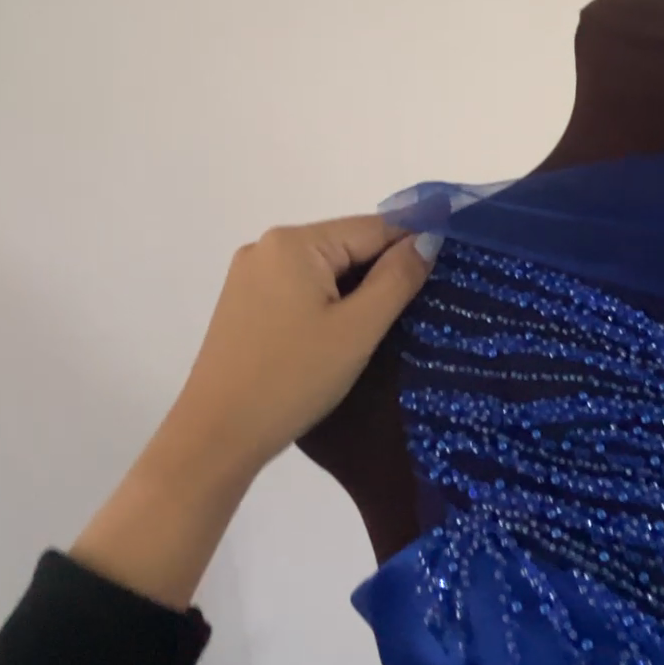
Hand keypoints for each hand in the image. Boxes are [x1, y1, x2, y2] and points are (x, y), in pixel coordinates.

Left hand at [168, 215, 437, 476]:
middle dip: (381, 272)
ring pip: (323, 270)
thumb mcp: (357, 329)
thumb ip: (397, 278)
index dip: (412, 247)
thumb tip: (428, 239)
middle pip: (345, 246)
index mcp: (294, 242)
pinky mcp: (242, 304)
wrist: (216, 436)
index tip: (447, 272)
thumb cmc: (293, 379)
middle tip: (418, 309)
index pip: (372, 228)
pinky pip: (299, 288)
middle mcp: (267, 246)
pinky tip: (339, 334)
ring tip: (382, 327)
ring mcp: (249, 275)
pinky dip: (326, 303)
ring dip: (355, 291)